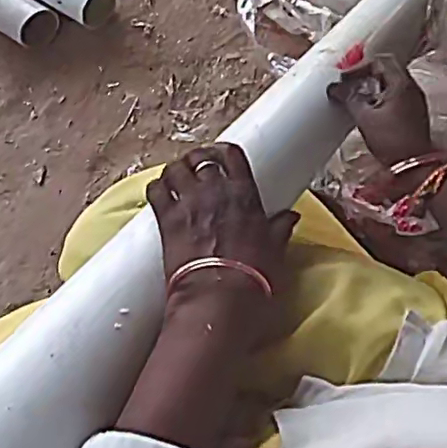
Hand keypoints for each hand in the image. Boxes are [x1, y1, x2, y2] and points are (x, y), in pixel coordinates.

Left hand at [147, 144, 297, 309]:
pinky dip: (156, 187)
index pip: (232, 155)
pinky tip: (160, 193)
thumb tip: (291, 216)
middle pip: (201, 159)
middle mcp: (216, 190)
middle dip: (197, 161)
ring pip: (175, 169)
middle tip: (196, 168)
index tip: (220, 156)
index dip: (223, 151)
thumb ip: (280, 227)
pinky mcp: (167, 219)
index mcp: (244, 192)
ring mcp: (189, 202)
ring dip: (175, 171)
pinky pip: (155, 190)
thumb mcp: (275, 248)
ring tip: (176, 178)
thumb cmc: (253, 274)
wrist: (218, 296)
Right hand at [326, 55, 434, 166]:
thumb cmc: (391, 141)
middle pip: (388, 69)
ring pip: (392, 83)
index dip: (360, 68)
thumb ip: (349, 99)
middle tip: (349, 86)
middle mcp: (412, 88)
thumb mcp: (365, 118)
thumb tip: (335, 88)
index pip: (380, 61)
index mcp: (402, 84)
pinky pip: (397, 95)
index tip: (345, 80)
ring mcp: (415, 100)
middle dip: (366, 75)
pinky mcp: (415, 113)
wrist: (415, 166)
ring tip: (356, 97)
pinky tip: (369, 109)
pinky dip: (381, 96)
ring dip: (373, 86)